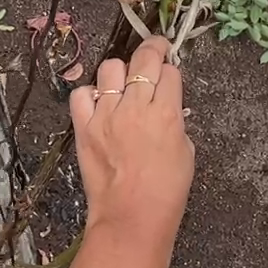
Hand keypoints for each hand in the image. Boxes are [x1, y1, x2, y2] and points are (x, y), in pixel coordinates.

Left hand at [68, 36, 193, 249]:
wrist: (131, 218)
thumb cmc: (166, 192)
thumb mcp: (185, 152)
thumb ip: (175, 122)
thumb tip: (166, 108)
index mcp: (167, 114)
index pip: (170, 72)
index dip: (171, 71)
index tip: (169, 75)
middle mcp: (136, 108)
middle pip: (143, 59)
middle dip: (152, 50)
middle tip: (154, 52)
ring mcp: (106, 115)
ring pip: (110, 68)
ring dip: (119, 72)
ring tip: (122, 85)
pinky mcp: (84, 127)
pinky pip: (81, 94)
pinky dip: (90, 95)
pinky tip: (99, 105)